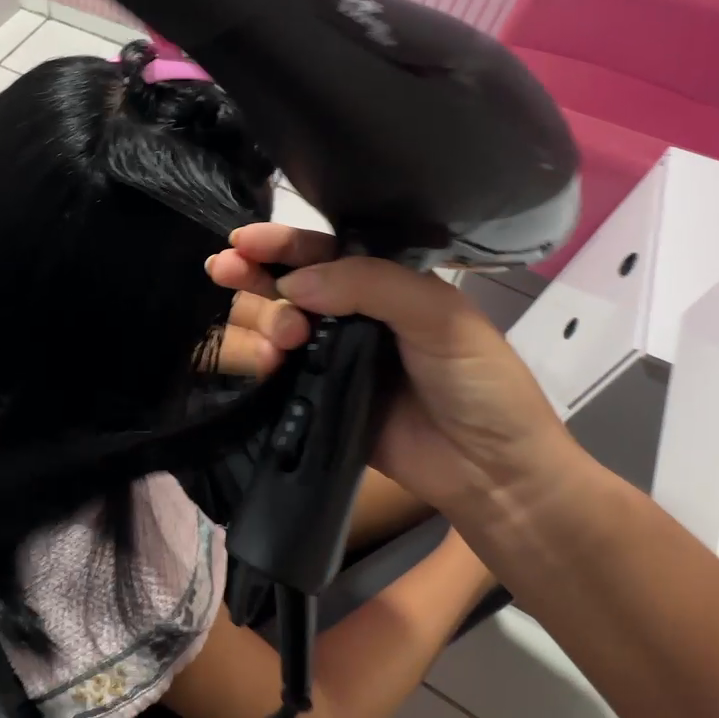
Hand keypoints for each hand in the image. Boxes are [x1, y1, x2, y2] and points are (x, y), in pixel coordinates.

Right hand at [208, 224, 576, 515]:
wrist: (492, 475)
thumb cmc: (479, 383)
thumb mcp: (439, 315)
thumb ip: (369, 284)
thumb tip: (291, 285)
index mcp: (382, 283)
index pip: (322, 251)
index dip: (280, 242)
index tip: (241, 242)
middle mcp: (348, 313)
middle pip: (283, 281)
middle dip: (253, 274)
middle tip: (226, 273)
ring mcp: (327, 356)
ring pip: (267, 320)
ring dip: (259, 319)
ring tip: (282, 341)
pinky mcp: (311, 396)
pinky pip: (268, 367)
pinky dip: (256, 358)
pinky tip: (267, 364)